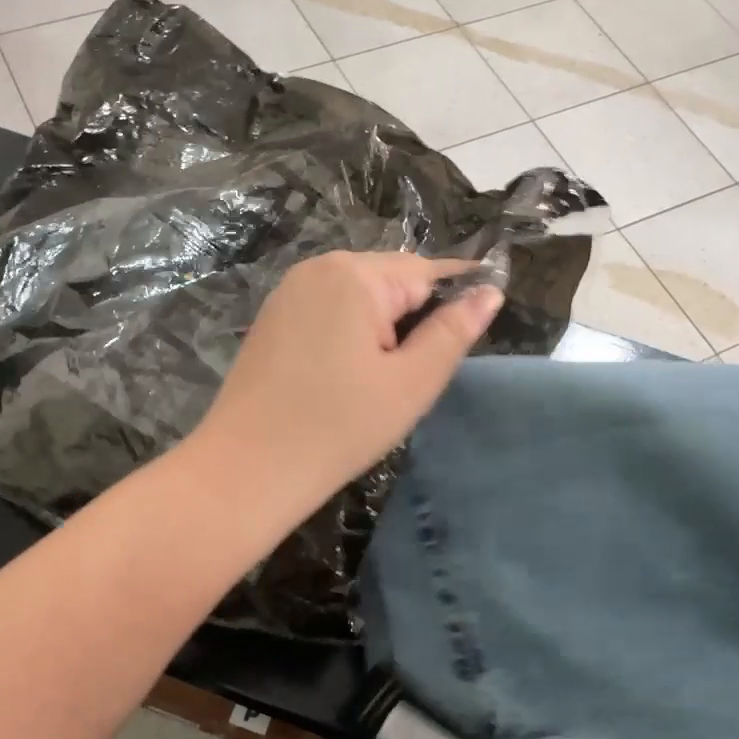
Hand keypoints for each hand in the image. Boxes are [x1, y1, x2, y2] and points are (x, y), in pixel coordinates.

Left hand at [193, 250, 501, 501]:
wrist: (248, 470)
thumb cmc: (339, 428)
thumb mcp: (410, 384)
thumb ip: (452, 333)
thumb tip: (490, 292)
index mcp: (355, 275)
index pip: (426, 272)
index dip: (454, 302)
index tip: (468, 338)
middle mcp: (317, 269)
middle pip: (389, 281)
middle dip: (411, 319)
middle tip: (414, 377)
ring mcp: (287, 293)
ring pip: (357, 299)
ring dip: (379, 330)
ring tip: (380, 383)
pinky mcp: (270, 321)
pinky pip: (326, 314)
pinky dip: (347, 337)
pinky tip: (344, 380)